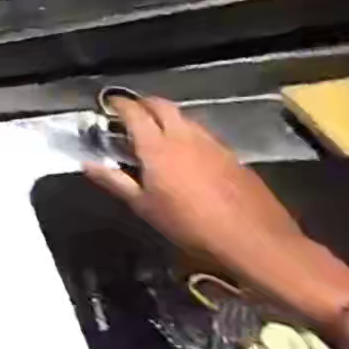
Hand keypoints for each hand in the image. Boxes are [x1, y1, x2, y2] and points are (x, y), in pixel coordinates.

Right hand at [85, 95, 348, 320]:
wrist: (261, 245)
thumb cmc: (193, 227)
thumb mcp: (146, 208)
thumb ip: (115, 181)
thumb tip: (87, 164)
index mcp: (156, 145)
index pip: (132, 111)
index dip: (118, 104)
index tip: (109, 106)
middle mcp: (183, 136)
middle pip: (161, 104)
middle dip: (143, 104)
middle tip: (132, 114)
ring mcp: (212, 144)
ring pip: (184, 117)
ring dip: (168, 117)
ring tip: (159, 134)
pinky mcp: (234, 157)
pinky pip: (204, 135)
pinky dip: (189, 134)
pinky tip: (189, 156)